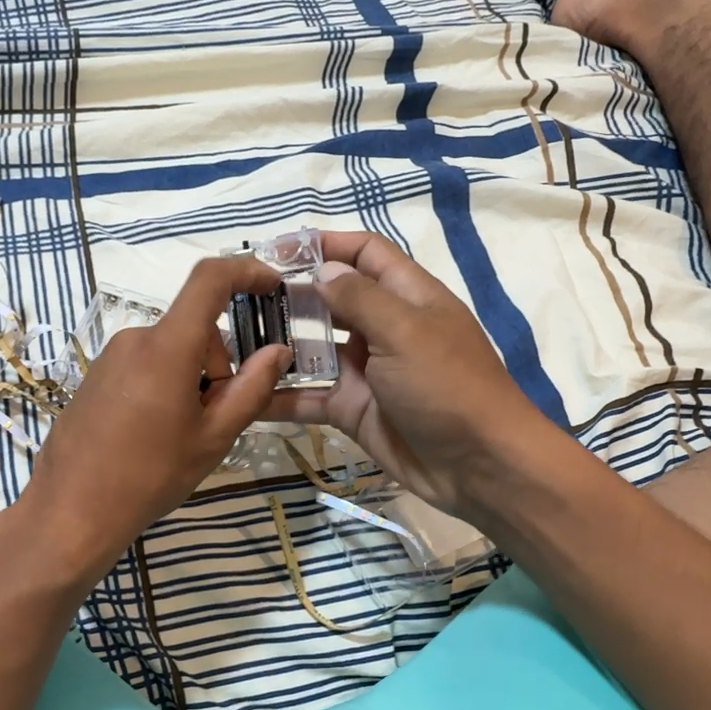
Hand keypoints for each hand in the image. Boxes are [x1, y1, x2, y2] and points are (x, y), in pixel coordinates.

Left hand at [20, 256, 293, 571]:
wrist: (70, 510)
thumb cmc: (149, 477)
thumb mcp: (212, 438)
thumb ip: (251, 389)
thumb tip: (278, 351)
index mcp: (167, 347)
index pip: (210, 280)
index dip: (246, 271)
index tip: (272, 286)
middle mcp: (135, 339)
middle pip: (194, 330)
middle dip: (217, 364)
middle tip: (216, 419)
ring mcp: (109, 357)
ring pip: (170, 350)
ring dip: (190, 379)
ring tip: (181, 435)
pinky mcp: (94, 376)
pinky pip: (144, 365)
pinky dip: (163, 385)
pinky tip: (152, 435)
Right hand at [266, 231, 560, 518]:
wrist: (478, 465)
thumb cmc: (447, 386)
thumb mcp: (405, 332)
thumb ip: (360, 298)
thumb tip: (321, 270)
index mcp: (408, 296)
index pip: (365, 253)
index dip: (326, 245)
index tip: (277, 249)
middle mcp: (384, 328)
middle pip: (332, 300)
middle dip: (291, 295)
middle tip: (241, 298)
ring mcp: (366, 371)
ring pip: (313, 350)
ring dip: (278, 345)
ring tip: (232, 343)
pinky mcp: (352, 409)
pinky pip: (308, 398)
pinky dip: (279, 398)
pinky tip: (244, 395)